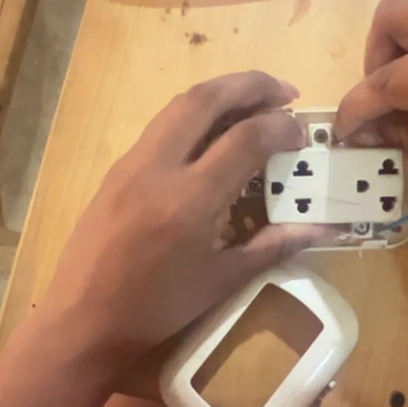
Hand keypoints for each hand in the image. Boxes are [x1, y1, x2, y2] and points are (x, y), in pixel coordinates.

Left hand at [32, 72, 330, 374]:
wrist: (83, 321)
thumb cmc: (157, 310)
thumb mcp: (223, 281)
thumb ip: (274, 245)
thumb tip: (325, 229)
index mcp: (189, 201)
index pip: (245, 139)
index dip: (282, 127)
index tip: (303, 134)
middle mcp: (158, 168)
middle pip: (206, 99)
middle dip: (251, 85)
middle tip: (286, 91)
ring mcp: (132, 164)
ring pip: (178, 105)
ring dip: (221, 93)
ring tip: (255, 102)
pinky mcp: (117, 169)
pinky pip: (161, 125)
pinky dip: (195, 114)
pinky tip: (214, 131)